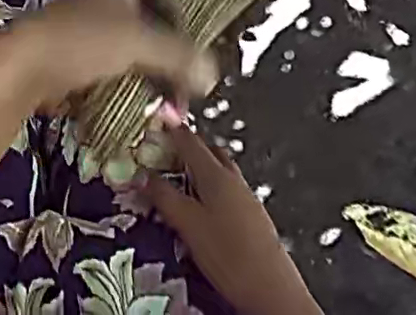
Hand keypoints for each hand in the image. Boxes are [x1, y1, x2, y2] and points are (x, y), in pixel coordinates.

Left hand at [6, 0, 217, 110]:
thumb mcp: (135, 39)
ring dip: (172, 53)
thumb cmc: (80, 36)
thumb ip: (175, 53)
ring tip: (196, 77)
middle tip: (216, 6)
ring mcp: (105, 23)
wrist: (27, 65)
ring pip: (151, 31)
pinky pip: (137, 60)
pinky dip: (154, 75)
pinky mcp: (96, 52)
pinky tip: (170, 99)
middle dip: (187, 2)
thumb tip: (211, 73)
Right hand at [144, 124, 322, 314]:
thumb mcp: (188, 224)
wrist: (273, 292)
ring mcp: (246, 196)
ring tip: (184, 180)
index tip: (157, 122)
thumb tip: (142, 175)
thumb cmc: (228, 254)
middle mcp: (232, 178)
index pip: (190, 140)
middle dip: (189, 147)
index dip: (172, 129)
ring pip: (221, 169)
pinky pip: (229, 188)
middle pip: (209, 150)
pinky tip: (206, 207)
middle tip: (168, 153)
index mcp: (214, 174)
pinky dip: (214, 186)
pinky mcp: (254, 216)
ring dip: (203, 167)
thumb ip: (164, 197)